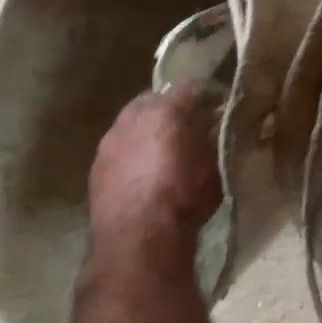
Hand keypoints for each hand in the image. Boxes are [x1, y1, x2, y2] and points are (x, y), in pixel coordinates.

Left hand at [89, 88, 221, 250]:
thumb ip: (219, 132)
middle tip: (194, 121)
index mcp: (166, 110)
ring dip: (151, 126)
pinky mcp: (96, 166)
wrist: (138, 236)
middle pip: (154, 98)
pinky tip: (149, 166)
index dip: (209, 94)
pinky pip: (121, 144)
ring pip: (133, 121)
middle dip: (173, 105)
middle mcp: (132, 119)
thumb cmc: (187, 192)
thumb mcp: (218, 160)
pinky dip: (136, 146)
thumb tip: (225, 118)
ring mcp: (108, 142)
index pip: (190, 86)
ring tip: (170, 144)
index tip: (222, 105)